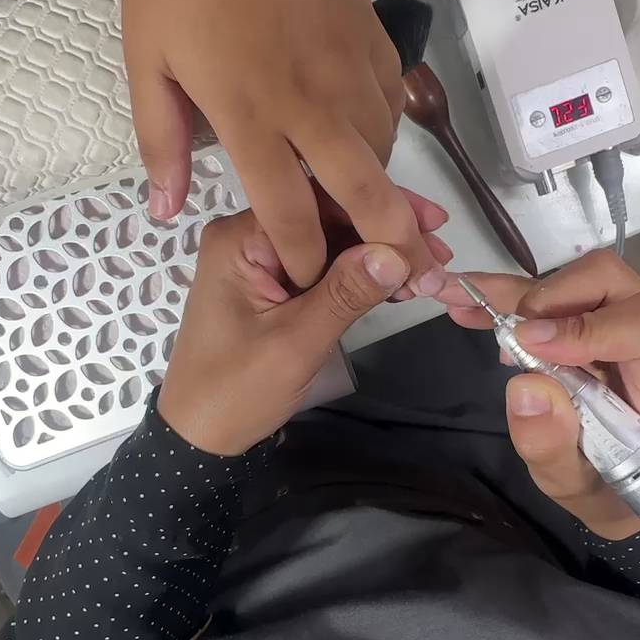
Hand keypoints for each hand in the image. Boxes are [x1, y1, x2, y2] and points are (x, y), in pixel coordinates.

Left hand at [122, 0, 439, 295]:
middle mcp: (311, 102)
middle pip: (363, 193)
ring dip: (378, 183)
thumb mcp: (146, 58)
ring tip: (367, 202)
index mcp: (248, 115)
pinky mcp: (373, 34)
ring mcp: (350, 66)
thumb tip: (165, 208)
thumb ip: (159, 142)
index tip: (310, 280)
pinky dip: (386, 130)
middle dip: (382, 242)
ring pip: (384, 148)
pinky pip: (394, 101)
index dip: (304, 258)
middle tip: (391, 269)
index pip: (288, 213)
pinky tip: (368, 137)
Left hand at [159, 193, 450, 455]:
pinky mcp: (272, 283)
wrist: (197, 436)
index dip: (380, 214)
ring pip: (331, 241)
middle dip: (387, 232)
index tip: (431, 233)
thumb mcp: (295, 343)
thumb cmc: (235, 392)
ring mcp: (260, 259)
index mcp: (242, 237)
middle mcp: (248, 235)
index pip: (321, 203)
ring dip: (380, 253)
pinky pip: (322, 265)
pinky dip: (360, 273)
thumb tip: (398, 251)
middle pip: (329, 217)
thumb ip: (345, 293)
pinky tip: (398, 281)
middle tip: (442, 251)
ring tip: (431, 267)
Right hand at [436, 251, 639, 539]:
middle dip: (549, 299)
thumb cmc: (607, 492)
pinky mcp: (604, 319)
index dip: (587, 325)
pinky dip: (512, 297)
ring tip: (465, 307)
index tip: (529, 344)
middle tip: (506, 336)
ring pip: (582, 279)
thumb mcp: (573, 486)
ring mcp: (636, 325)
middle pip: (614, 283)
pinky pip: (562, 295)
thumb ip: (551, 445)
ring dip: (520, 295)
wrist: (620, 488)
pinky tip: (467, 302)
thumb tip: (526, 386)